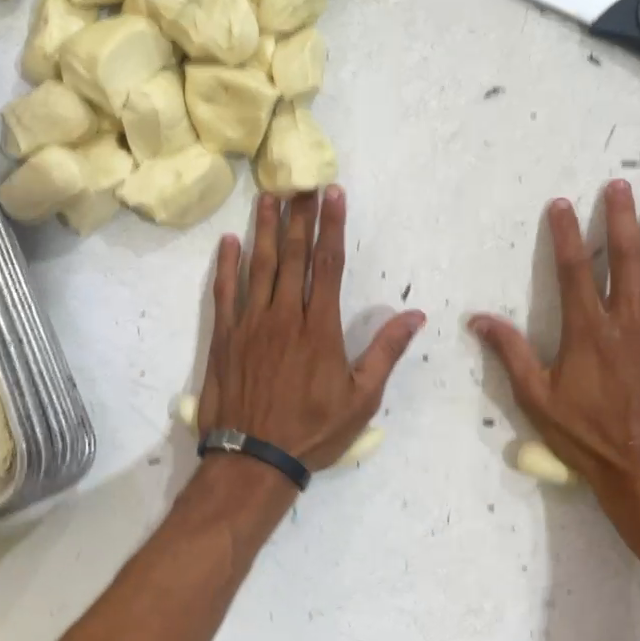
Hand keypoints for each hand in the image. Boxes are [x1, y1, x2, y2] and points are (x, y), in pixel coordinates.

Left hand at [200, 186, 424, 471]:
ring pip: (258, 266)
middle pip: (293, 256)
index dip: (332, 226)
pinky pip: (224, 293)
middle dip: (299, 216)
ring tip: (268, 197)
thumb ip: (385, 352)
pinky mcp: (224, 338)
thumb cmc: (313, 432)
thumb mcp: (362, 399)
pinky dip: (226, 265)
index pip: (328, 265)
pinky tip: (230, 242)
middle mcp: (283, 316)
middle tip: (300, 182)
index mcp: (319, 328)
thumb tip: (415, 316)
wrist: (253, 458)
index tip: (333, 194)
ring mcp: (249, 325)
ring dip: (264, 230)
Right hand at [470, 180, 639, 545]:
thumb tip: (479, 320)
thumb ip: (512, 355)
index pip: (574, 270)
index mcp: (587, 331)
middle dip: (621, 219)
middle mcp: (628, 322)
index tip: (561, 204)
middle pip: (626, 259)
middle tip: (621, 185)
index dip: (566, 234)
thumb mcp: (536, 399)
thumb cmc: (586, 437)